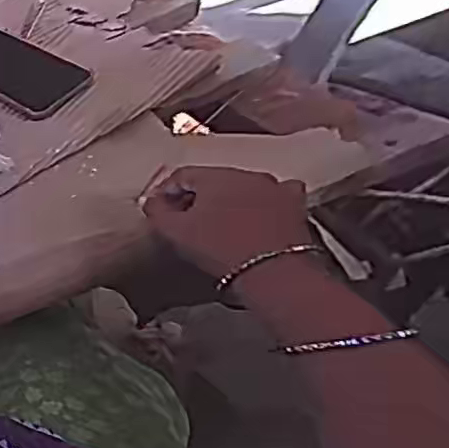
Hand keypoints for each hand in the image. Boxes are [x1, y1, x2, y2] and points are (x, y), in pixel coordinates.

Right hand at [142, 166, 314, 278]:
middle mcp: (248, 176)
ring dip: (225, 200)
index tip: (159, 208)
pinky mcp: (295, 206)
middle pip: (212, 179)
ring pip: (241, 188)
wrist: (272, 272)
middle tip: (183, 218)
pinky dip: (259, 204)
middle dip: (195, 196)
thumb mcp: (173, 231)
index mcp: (216, 176)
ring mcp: (276, 189)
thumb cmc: (219, 247)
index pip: (181, 175)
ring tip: (216, 222)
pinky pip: (272, 197)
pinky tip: (252, 217)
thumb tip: (153, 201)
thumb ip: (156, 210)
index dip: (165, 192)